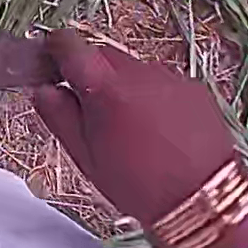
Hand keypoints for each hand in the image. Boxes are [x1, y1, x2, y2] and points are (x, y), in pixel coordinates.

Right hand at [28, 29, 247, 247]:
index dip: (54, 49)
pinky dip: (148, 94)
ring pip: (131, 68)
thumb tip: (43, 89)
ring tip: (123, 124)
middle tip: (83, 104)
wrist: (204, 201)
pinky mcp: (194, 88)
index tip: (47, 62)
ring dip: (119, 84)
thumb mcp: (84, 154)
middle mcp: (139, 73)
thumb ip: (58, 115)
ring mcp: (170, 78)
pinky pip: (159, 81)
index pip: (70, 45)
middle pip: (101, 54)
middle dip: (87, 71)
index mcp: (105, 88)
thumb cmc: (135, 183)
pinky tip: (152, 127)